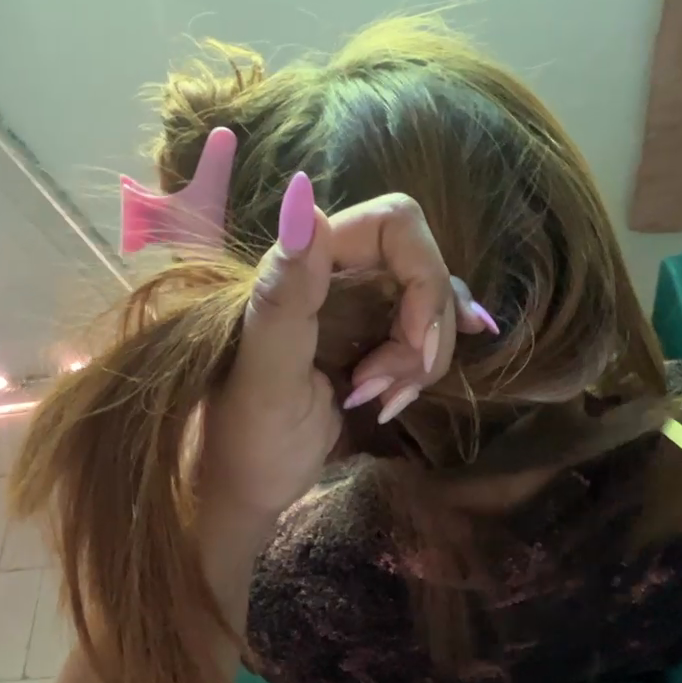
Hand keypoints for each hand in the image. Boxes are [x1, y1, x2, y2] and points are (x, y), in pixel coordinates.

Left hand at [196, 176, 490, 543]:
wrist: (252, 486)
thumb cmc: (248, 437)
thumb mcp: (265, 375)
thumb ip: (283, 295)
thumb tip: (302, 197)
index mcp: (306, 262)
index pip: (398, 224)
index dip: (423, 279)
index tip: (415, 345)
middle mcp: (336, 272)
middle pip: (424, 268)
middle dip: (425, 333)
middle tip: (384, 390)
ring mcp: (360, 307)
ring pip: (433, 306)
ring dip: (422, 361)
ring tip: (379, 404)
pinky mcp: (374, 340)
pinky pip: (428, 331)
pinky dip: (429, 363)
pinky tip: (409, 390)